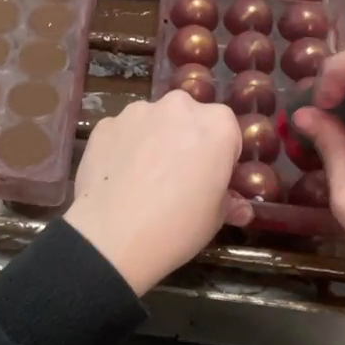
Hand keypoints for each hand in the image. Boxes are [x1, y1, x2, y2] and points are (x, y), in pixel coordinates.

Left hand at [65, 92, 252, 294]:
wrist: (112, 237)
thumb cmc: (177, 227)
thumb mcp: (215, 219)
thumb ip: (229, 201)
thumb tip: (238, 207)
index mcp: (217, 124)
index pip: (227, 132)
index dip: (220, 156)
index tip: (211, 178)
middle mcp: (178, 107)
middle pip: (188, 118)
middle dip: (186, 140)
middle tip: (178, 175)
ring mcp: (137, 112)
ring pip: (153, 121)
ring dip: (154, 140)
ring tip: (143, 177)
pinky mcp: (105, 124)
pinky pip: (122, 132)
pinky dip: (123, 147)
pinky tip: (118, 177)